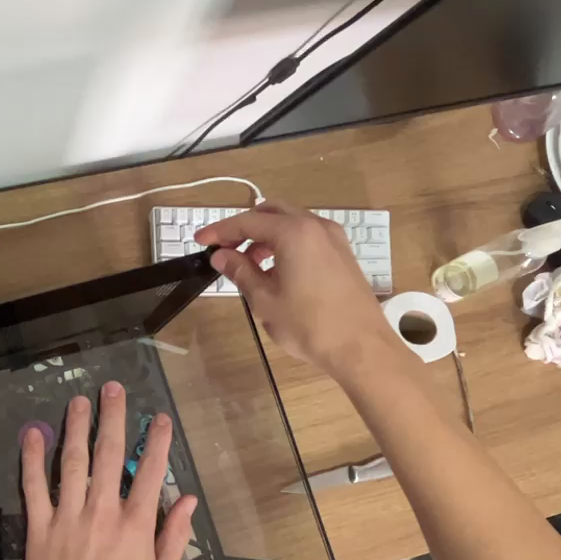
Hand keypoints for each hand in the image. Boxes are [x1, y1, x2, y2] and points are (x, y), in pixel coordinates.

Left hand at [17, 381, 197, 559]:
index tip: (158, 417)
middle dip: (113, 418)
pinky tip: (33, 433)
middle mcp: (103, 513)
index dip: (156, 441)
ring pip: (73, 462)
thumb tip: (190, 500)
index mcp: (136, 526)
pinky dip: (33, 458)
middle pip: (109, 455)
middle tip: (112, 388)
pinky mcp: (41, 528)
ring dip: (77, 427)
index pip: (150, 473)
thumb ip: (174, 537)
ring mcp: (69, 518)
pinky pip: (35, 487)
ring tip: (79, 400)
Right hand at [194, 202, 408, 377]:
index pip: (248, 222)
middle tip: (224, 249)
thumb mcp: (265, 300)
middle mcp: (315, 226)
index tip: (201, 241)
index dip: (220, 230)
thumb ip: (241, 272)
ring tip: (248, 264)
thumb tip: (221, 256)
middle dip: (244, 227)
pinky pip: (306, 237)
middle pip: (271, 213)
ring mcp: (333, 238)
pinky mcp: (342, 253)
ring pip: (291, 223)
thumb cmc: (308, 325)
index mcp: (294, 233)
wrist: (360, 346)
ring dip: (265, 236)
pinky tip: (275, 270)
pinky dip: (285, 244)